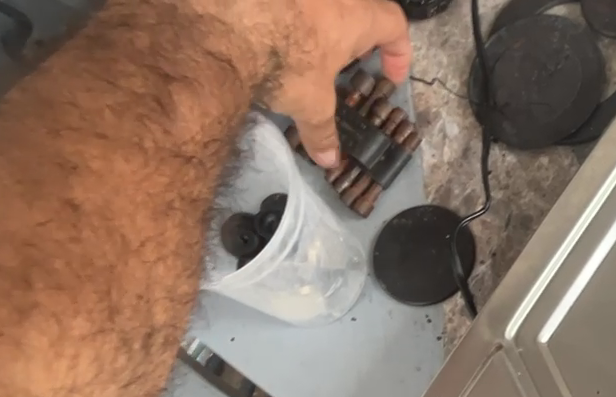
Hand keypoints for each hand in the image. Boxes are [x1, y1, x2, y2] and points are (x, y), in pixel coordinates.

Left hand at [187, 0, 413, 167]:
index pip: (393, 23)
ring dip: (315, 17)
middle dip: (355, 29)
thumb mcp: (309, 104)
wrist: (217, 22)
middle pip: (356, 2)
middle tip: (345, 57)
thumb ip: (322, 131)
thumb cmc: (283, 62)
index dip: (398, 51)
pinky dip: (277, 14)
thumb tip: (330, 162)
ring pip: (316, 0)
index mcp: (352, 15)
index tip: (389, 76)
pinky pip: (278, 4)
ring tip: (301, 43)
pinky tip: (265, 28)